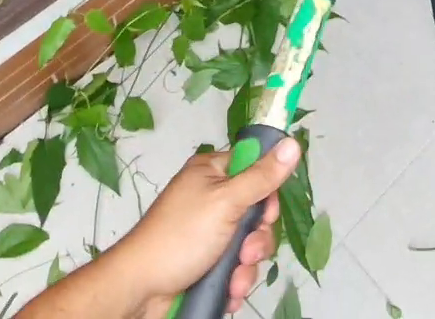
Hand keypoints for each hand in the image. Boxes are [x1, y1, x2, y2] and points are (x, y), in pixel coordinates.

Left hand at [114, 138, 299, 315]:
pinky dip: (235, 281)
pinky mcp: (206, 261)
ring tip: (233, 280)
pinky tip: (228, 292)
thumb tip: (293, 143)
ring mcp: (208, 231)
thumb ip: (262, 177)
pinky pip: (235, 267)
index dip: (266, 193)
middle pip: (255, 212)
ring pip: (248, 244)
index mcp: (212, 172)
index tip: (265, 214)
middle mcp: (211, 197)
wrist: (141, 290)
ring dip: (246, 267)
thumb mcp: (226, 202)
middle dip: (256, 240)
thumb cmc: (181, 236)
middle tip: (245, 252)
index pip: (254, 169)